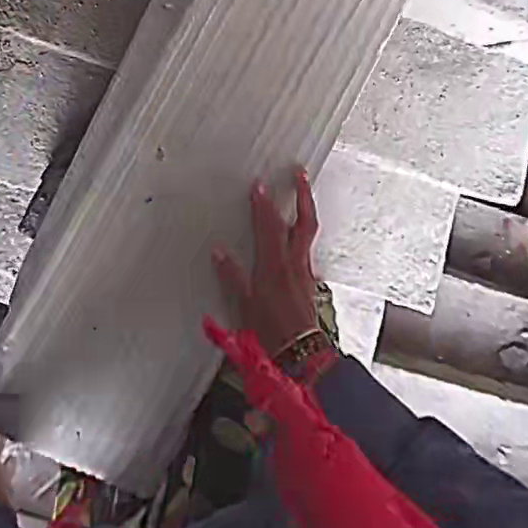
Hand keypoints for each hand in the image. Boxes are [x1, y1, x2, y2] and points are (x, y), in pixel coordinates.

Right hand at [211, 168, 320, 354]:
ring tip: (303, 192)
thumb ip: (232, 276)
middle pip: (302, 221)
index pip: (269, 226)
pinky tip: (298, 233)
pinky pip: (308, 249)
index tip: (258, 185)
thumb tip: (219, 252)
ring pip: (309, 232)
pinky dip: (303, 234)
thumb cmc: (272, 332)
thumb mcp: (244, 305)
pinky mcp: (309, 279)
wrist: (301, 355)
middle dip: (300, 194)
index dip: (263, 204)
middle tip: (298, 173)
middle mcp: (294, 263)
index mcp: (274, 266)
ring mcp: (305, 270)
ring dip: (305, 208)